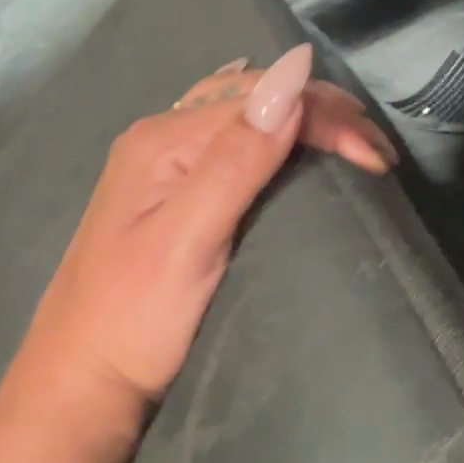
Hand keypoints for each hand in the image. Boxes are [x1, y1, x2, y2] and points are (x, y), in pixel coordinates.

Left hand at [14, 44, 395, 420]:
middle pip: (254, 95)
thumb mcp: (188, 239)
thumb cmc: (137, 318)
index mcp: (165, 142)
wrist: (84, 384)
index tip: (380, 163)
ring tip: (355, 147)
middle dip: (325, 111)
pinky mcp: (174, 192)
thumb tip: (290, 78)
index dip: (329, 118)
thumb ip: (237, 159)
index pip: (265, 100)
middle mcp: (162, 139)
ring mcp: (165, 165)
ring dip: (306, 118)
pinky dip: (279, 131)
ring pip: (247, 112)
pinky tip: (291, 136)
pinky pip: (235, 137)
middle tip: (380, 153)